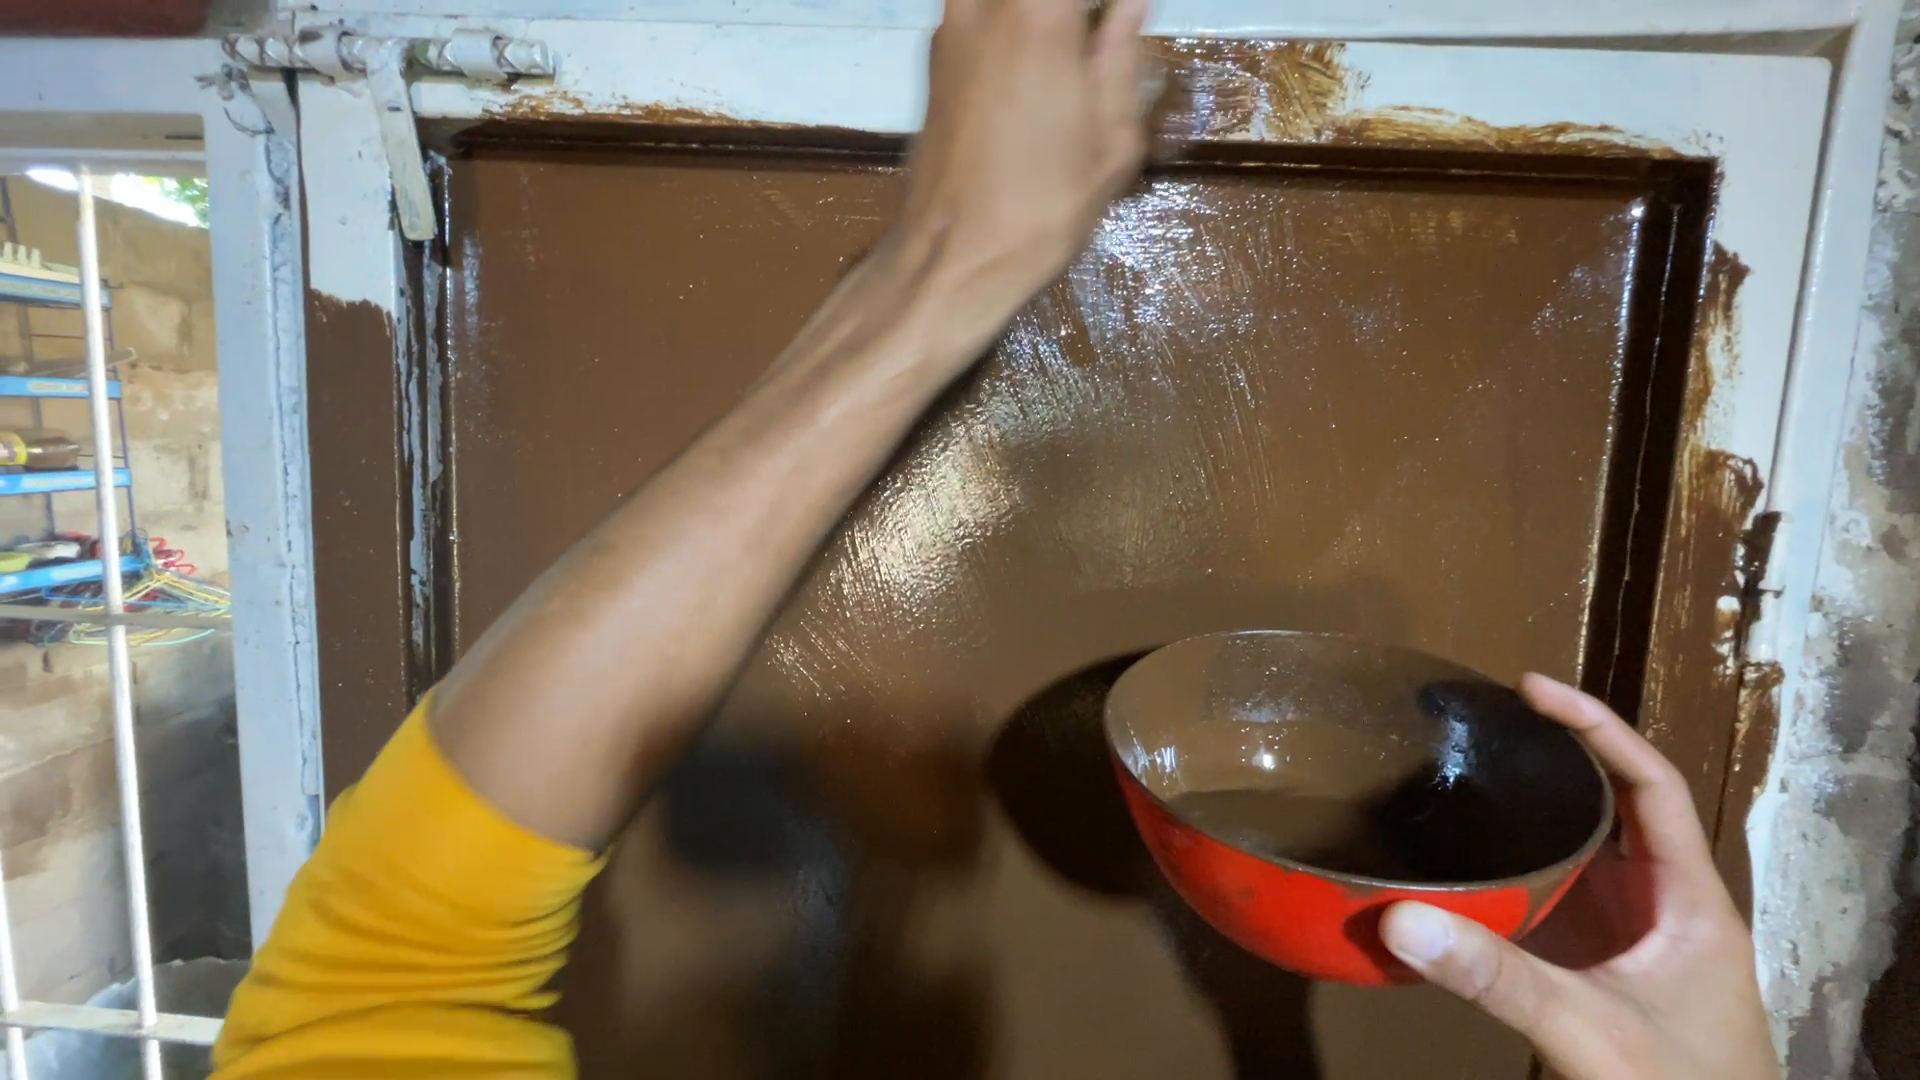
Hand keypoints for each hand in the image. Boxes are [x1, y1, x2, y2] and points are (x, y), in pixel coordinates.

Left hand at [895, 0, 1149, 357]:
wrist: (953, 261)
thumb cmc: (1041, 213)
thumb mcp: (1111, 145)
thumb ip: (1123, 58)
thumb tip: (1129, 6)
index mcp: (1040, 8)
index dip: (1111, 9)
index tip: (1125, 22)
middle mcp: (986, 1)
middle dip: (1075, 16)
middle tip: (1101, 37)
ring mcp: (950, 25)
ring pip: (1006, 3)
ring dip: (1041, 18)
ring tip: (1073, 50)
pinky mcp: (933, 59)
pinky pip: (982, 12)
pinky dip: (1012, 25)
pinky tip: (1034, 69)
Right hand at [1380, 674, 1776, 1079]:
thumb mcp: (1593, 1036)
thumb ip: (1501, 979)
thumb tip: (1396, 914)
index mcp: (1687, 901)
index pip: (1652, 786)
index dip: (1598, 727)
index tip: (1529, 687)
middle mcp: (1652, 901)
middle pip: (1607, 800)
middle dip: (1549, 751)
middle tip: (1475, 716)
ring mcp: (1614, 929)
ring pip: (1570, 842)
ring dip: (1519, 801)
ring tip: (1452, 761)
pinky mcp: (1577, 954)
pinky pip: (1536, 883)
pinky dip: (1497, 854)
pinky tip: (1450, 844)